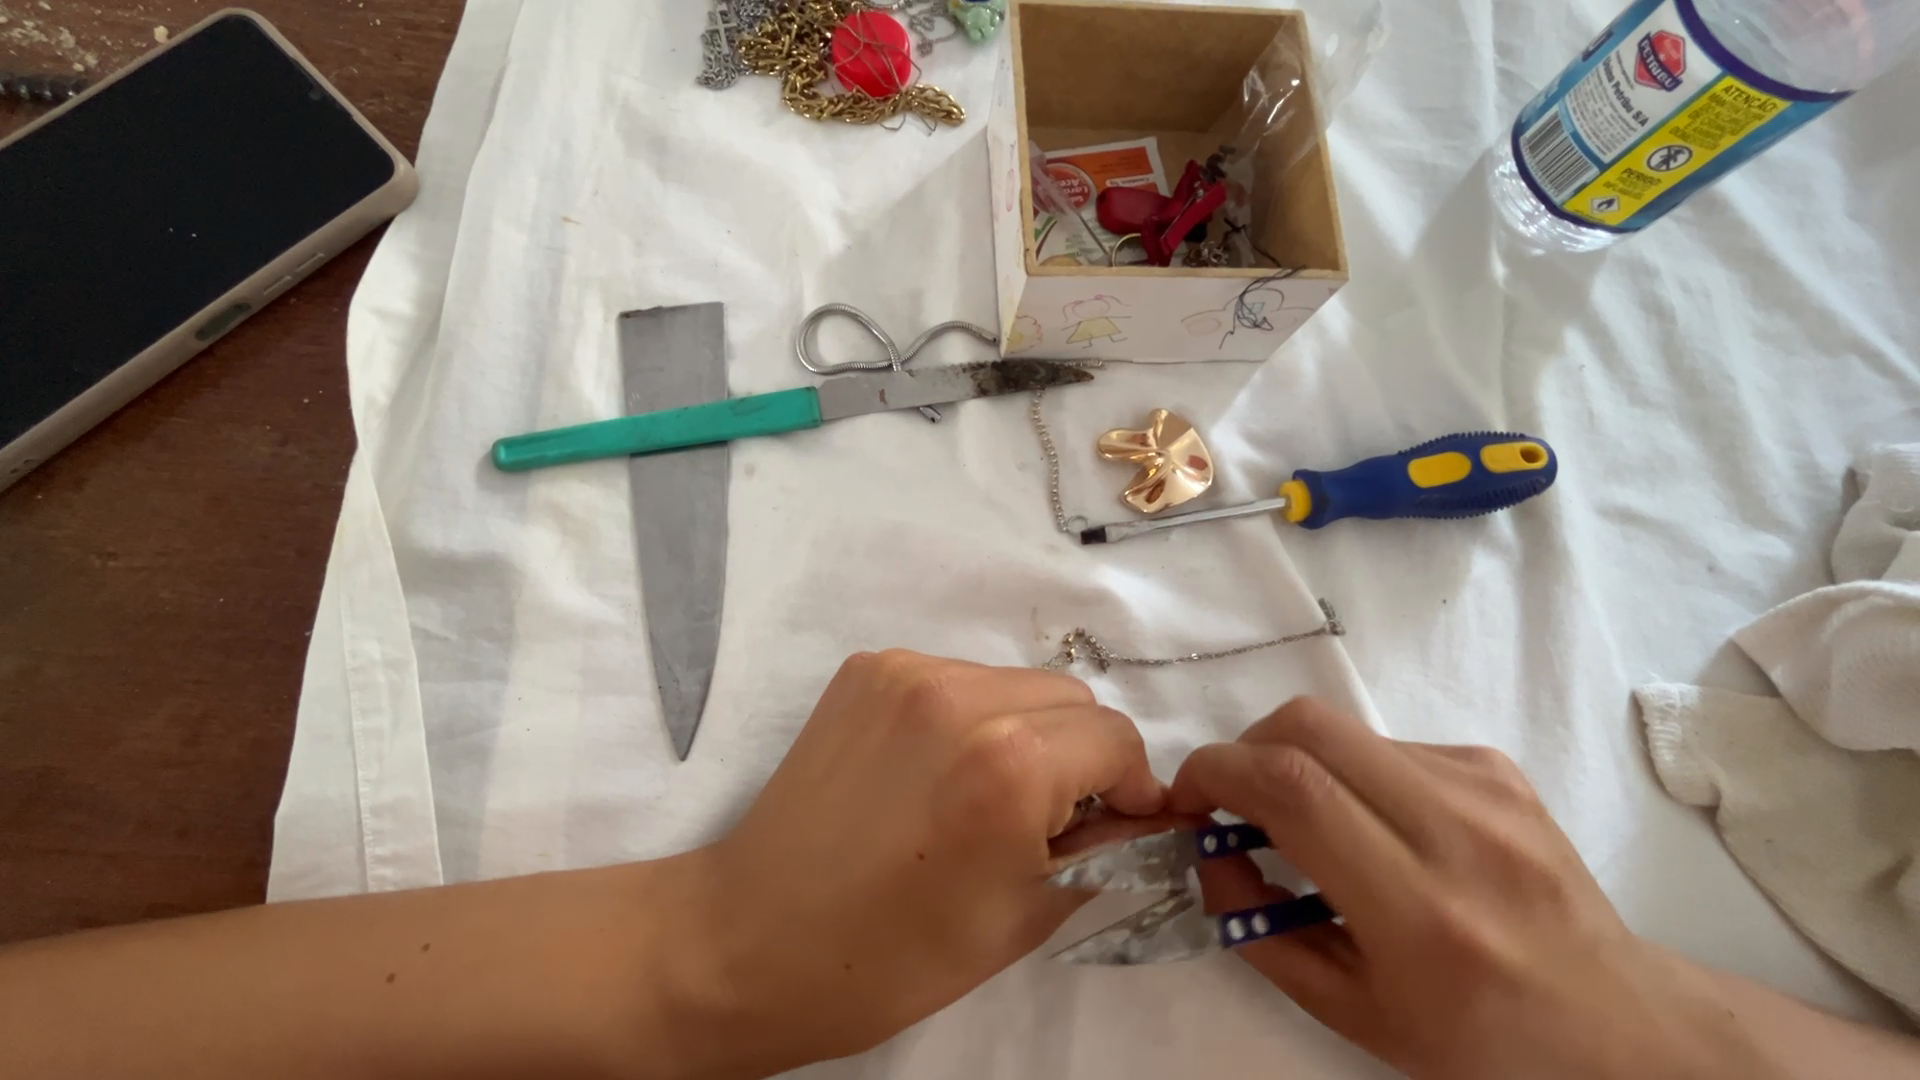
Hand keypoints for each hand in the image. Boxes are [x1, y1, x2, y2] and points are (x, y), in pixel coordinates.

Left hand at [692, 650, 1164, 1074]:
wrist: (751, 936)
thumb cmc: (893, 955)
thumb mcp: (1025, 916)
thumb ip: (1103, 849)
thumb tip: (1148, 815)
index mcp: (1009, 761)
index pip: (1116, 740)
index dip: (1130, 787)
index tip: (1116, 825)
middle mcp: (962, 693)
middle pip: (1070, 699)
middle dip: (1081, 755)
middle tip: (1046, 817)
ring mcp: (907, 670)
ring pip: (1015, 683)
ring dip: (1025, 729)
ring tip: (982, 790)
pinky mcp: (868, 668)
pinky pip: (957, 678)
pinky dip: (969, 716)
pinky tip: (933, 768)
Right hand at [1172, 699, 1787, 1079]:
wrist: (1621, 1026)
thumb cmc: (1474, 1038)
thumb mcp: (1346, 1010)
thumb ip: (1256, 928)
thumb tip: (1208, 851)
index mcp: (1421, 913)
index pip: (1294, 792)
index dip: (1218, 773)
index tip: (1189, 797)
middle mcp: (1458, 832)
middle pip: (1309, 727)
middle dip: (1243, 747)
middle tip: (1232, 796)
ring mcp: (1485, 788)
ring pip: (1340, 726)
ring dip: (1291, 757)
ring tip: (1303, 815)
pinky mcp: (1495, 766)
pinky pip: (1382, 741)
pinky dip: (1345, 768)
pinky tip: (1371, 819)